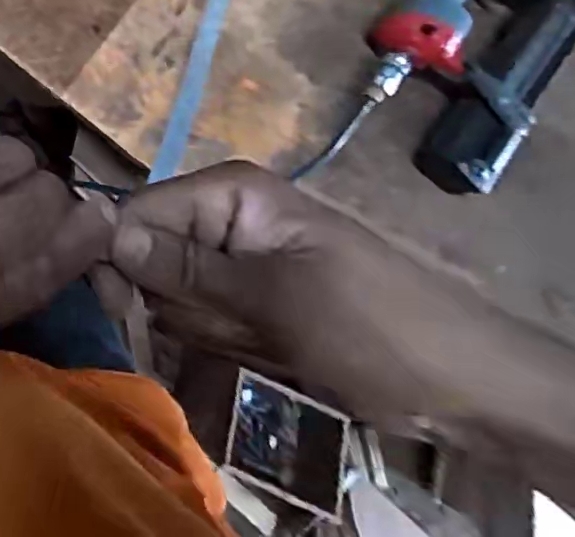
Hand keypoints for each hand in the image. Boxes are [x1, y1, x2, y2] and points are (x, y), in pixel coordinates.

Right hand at [111, 163, 499, 427]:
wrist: (465, 382)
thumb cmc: (374, 324)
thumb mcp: (277, 297)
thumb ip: (189, 268)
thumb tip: (109, 233)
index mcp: (230, 192)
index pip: (142, 211)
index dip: (123, 257)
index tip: (123, 313)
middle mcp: (223, 216)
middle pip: (152, 252)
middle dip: (167, 302)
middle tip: (208, 340)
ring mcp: (235, 259)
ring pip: (171, 292)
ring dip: (194, 329)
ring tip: (244, 349)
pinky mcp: (245, 298)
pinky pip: (199, 316)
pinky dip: (210, 343)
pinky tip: (244, 358)